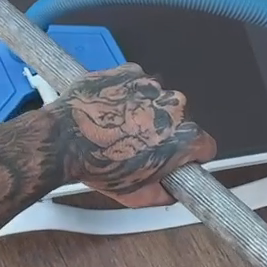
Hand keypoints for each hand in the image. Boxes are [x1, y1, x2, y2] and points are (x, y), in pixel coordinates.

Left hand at [48, 64, 214, 207]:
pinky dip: (124, 93)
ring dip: (143, 110)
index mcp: (184, 137)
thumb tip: (172, 191)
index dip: (190, 155)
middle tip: (136, 143)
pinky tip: (108, 109)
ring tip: (117, 126)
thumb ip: (166, 194)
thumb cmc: (96, 164)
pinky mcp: (128, 71)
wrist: (62, 139)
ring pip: (156, 99)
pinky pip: (134, 83)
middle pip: (179, 120)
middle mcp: (173, 105)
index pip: (204, 146)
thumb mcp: (138, 196)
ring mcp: (150, 84)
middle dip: (162, 131)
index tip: (178, 157)